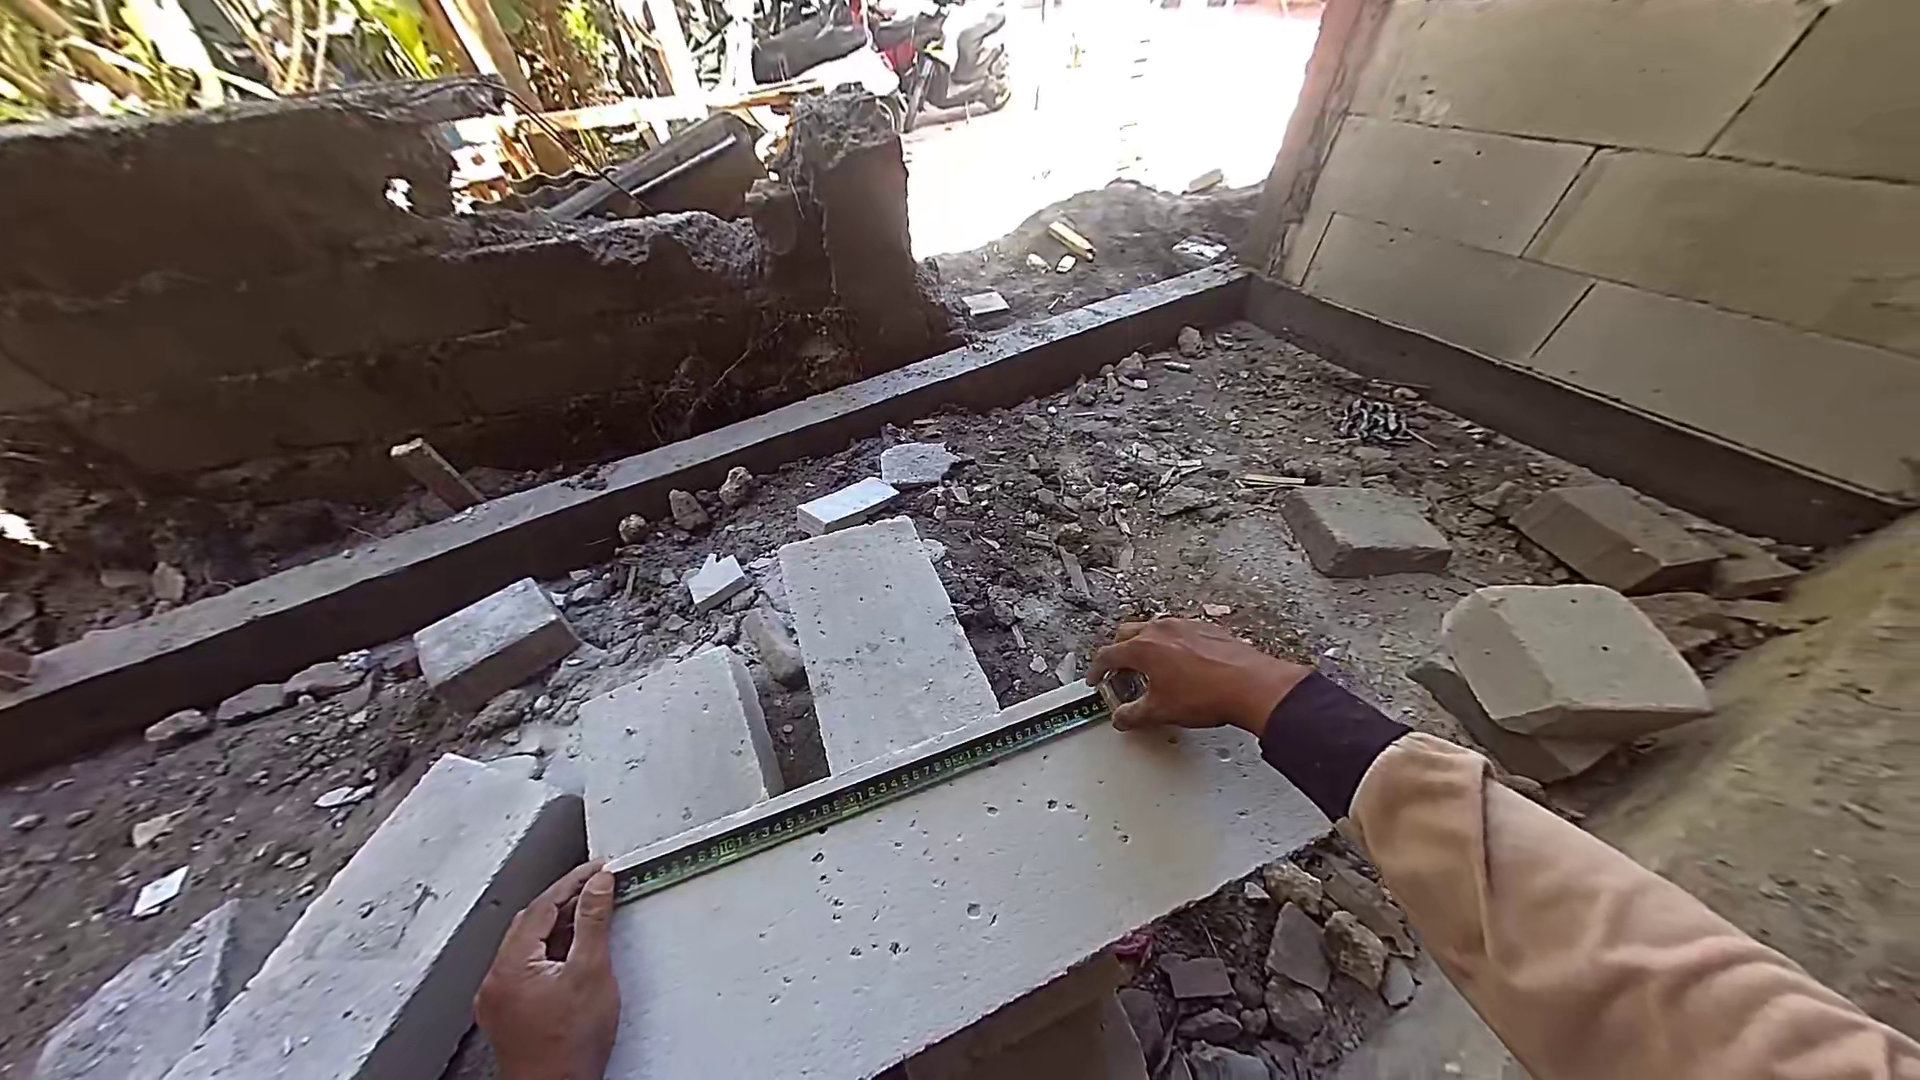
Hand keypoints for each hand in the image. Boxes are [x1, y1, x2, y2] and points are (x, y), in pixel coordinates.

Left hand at [476, 861, 621, 1079]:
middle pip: (532, 921)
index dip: (573, 881)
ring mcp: (501, 997)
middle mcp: (497, 981)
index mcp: (510, 968)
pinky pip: (532, 960)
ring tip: (595, 908)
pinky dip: (556, 943)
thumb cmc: (570, 1045)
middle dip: (567, 897)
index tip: (599, 868)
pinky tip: (580, 942)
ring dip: (562, 920)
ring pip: (532, 940)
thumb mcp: (591, 969)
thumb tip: (598, 884)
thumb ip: (593, 920)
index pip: (542, 907)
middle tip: (599, 882)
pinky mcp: (512, 1009)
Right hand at [1088, 618, 1310, 735]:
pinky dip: (1171, 644)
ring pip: (1153, 629)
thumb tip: (1122, 718)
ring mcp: (1184, 626)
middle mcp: (1160, 630)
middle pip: (1126, 635)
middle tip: (1120, 671)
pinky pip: (1179, 631)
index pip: (1107, 655)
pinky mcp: (1206, 628)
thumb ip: (1133, 715)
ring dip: (1145, 645)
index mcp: (1142, 648)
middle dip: (1118, 652)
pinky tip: (1181, 662)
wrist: (1252, 685)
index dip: (1096, 670)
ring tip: (1151, 667)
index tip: (1096, 678)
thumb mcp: (1161, 712)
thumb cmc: (1208, 694)